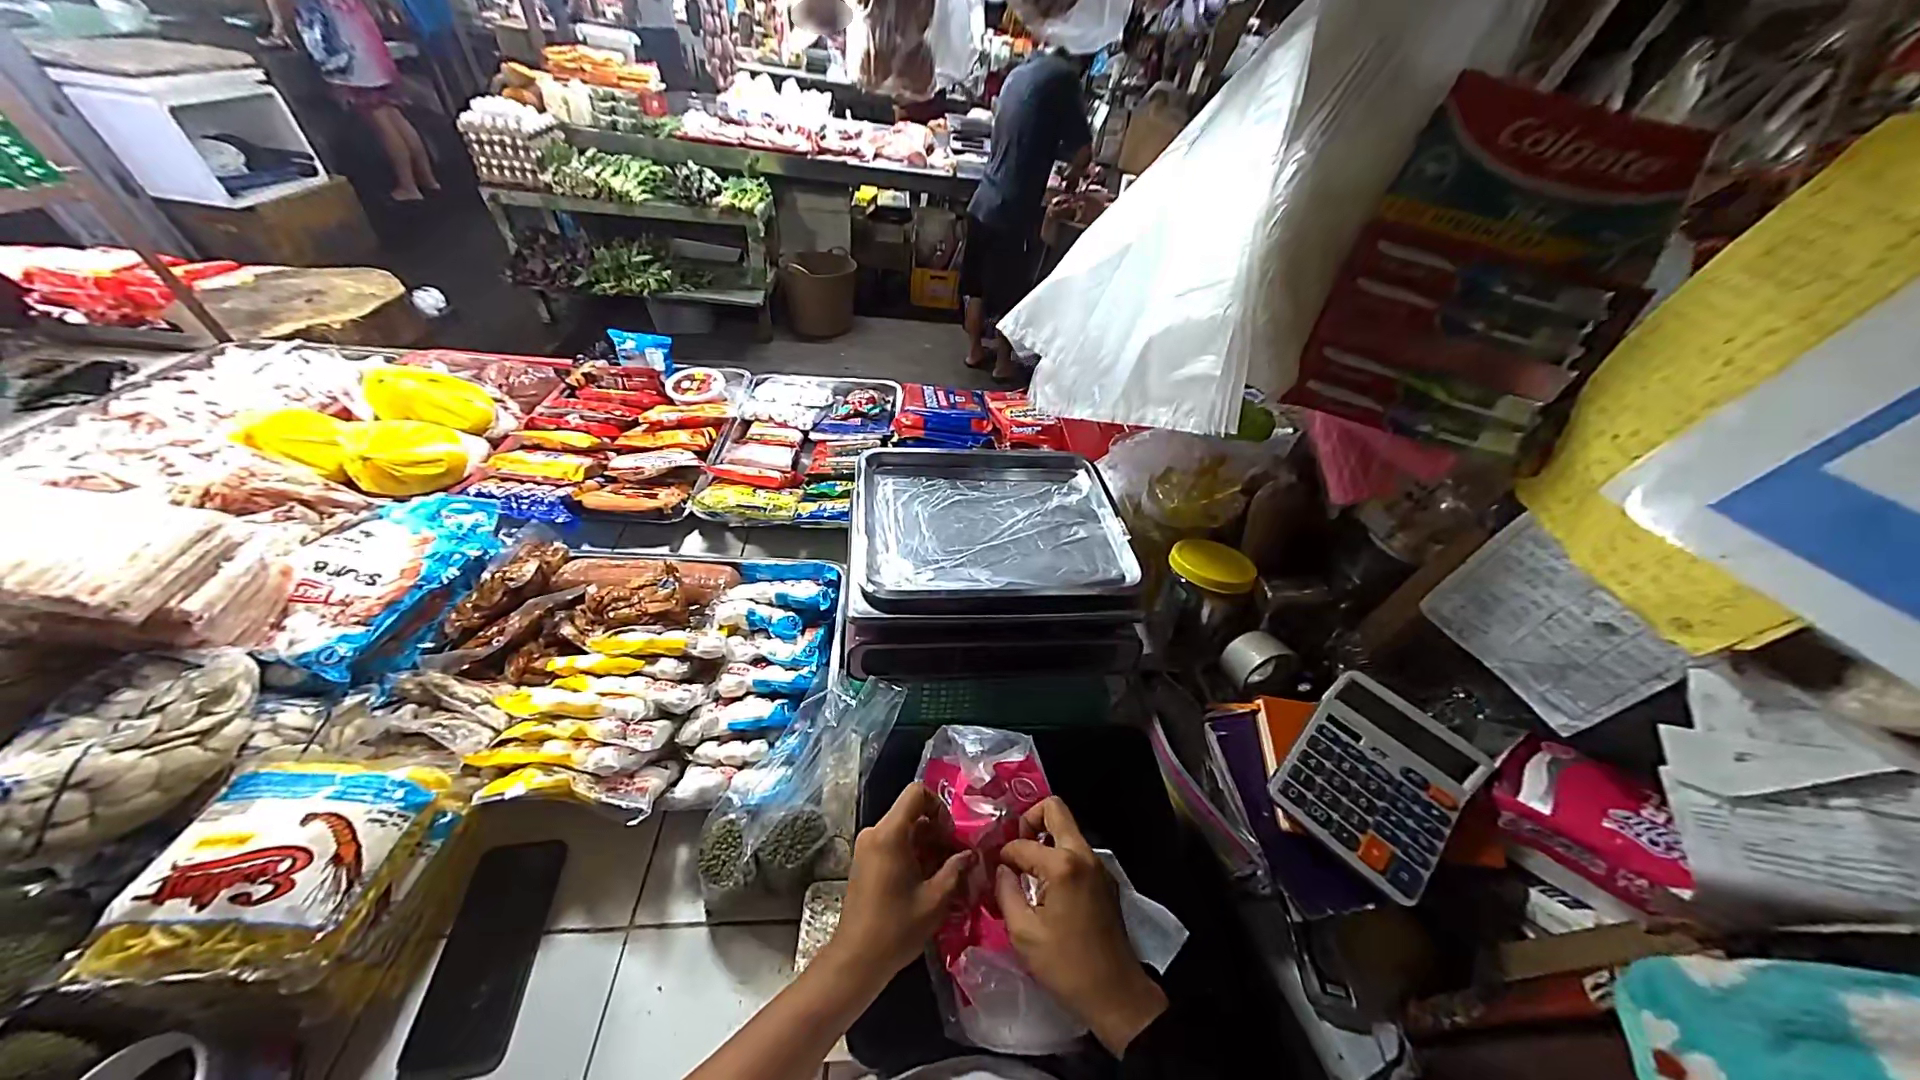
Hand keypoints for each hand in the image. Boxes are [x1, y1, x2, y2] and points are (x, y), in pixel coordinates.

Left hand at [825, 783, 972, 986]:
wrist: (856, 960)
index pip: (916, 793)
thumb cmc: (896, 928)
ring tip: (947, 873)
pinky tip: (928, 880)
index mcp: (889, 834)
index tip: (951, 835)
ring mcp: (868, 846)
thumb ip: (955, 869)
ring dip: (928, 844)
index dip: (940, 806)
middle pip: (912, 813)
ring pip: (906, 829)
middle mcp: (875, 833)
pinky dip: (914, 853)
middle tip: (957, 859)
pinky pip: (895, 843)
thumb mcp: (935, 899)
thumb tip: (971, 854)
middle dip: (938, 831)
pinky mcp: (866, 861)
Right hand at [995, 797, 1167, 1056]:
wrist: (1115, 993)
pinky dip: (1058, 855)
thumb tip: (1001, 870)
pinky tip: (1045, 886)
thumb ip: (1006, 892)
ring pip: (1067, 829)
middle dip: (1029, 821)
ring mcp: (1099, 865)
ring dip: (1044, 839)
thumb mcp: (1023, 932)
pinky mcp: (1105, 879)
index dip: (1003, 855)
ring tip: (1026, 870)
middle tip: (1015, 850)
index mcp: (1063, 865)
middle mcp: (1084, 855)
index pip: (1022, 844)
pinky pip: (1077, 850)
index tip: (995, 872)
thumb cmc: (1066, 965)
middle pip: (1055, 809)